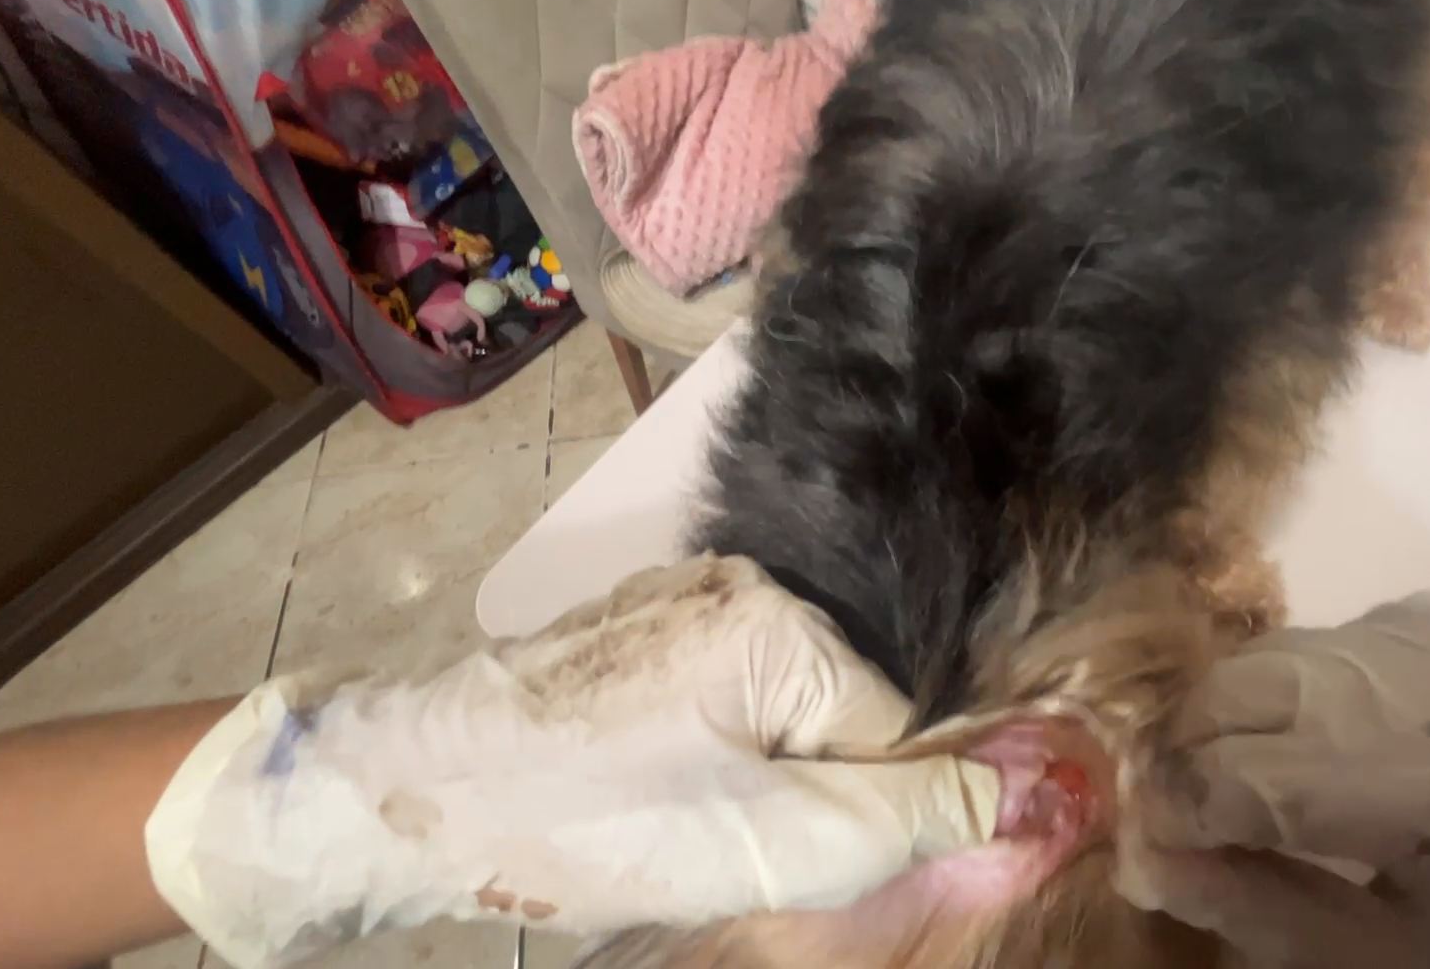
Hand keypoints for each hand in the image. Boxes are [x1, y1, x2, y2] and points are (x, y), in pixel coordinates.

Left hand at [146, 556, 997, 968]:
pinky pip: (730, 677)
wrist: (413, 789)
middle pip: (837, 707)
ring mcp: (691, 590)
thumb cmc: (592, 823)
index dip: (857, 802)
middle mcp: (747, 583)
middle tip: (724, 834)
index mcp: (783, 625)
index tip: (788, 846)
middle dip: (806, 783)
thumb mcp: (764, 845)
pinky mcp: (652, 613)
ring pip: (782, 697)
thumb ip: (901, 819)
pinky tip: (657, 767)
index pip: (890, 724)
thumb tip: (1015, 796)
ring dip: (760, 762)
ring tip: (682, 804)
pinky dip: (719, 733)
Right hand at [1114, 593, 1429, 968]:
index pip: (1240, 776)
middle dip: (1185, 754)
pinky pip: (1318, 636)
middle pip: (1236, 692)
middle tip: (1182, 813)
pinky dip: (1289, 684)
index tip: (1146, 845)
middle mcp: (1429, 680)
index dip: (1172, 811)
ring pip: (1265, 655)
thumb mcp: (1393, 968)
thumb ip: (1254, 906)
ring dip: (1228, 715)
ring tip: (1239, 775)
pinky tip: (1318, 734)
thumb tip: (1141, 858)